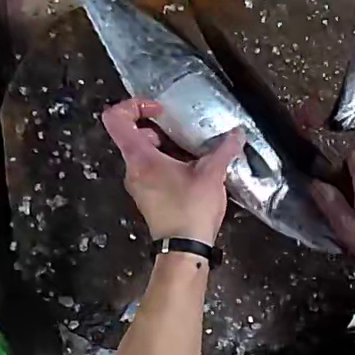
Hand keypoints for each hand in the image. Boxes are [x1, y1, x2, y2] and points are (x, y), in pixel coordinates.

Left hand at [101, 99, 244, 242]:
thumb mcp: (212, 174)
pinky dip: (167, 165)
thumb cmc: (191, 207)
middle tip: (181, 132)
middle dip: (156, 128)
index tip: (160, 111)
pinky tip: (191, 173)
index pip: (116, 119)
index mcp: (139, 157)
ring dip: (164, 148)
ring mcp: (138, 185)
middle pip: (131, 136)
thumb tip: (238, 133)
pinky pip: (150, 172)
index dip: (134, 105)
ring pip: (142, 155)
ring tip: (191, 153)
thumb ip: (224, 150)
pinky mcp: (148, 198)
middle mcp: (132, 169)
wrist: (184, 249)